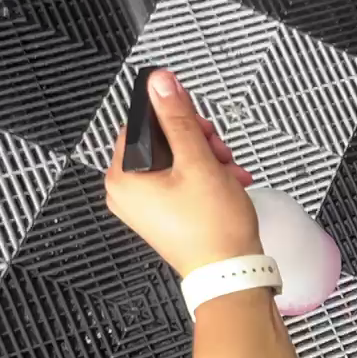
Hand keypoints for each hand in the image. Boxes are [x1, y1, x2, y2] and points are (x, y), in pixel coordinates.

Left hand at [106, 69, 261, 275]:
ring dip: (209, 160)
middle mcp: (128, 194)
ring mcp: (147, 209)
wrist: (231, 273)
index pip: (141, 126)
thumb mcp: (199, 163)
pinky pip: (182, 184)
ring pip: (177, 163)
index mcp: (124, 178)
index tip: (200, 125)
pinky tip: (229, 184)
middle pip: (162, 144)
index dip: (175, 119)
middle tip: (219, 152)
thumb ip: (179, 119)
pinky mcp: (166, 218)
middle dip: (198, 143)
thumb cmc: (214, 231)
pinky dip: (207, 180)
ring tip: (230, 172)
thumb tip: (160, 84)